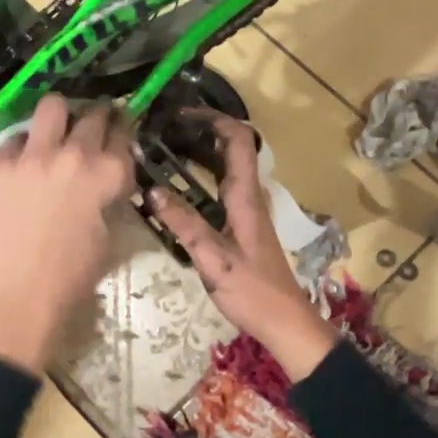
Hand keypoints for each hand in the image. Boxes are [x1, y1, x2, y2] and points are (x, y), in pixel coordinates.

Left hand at [0, 95, 135, 373]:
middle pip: (92, 115)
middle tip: (92, 126)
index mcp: (110, 174)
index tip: (120, 130)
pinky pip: (14, 138)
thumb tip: (108, 179)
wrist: (21, 299)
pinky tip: (23, 162)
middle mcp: (75, 154)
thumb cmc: (74, 279)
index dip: (123, 129)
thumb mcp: (111, 235)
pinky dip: (22, 145)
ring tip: (56, 128)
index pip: (124, 132)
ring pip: (51, 106)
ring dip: (59, 115)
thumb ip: (112, 197)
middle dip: (97, 117)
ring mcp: (33, 155)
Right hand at [146, 111, 337, 380]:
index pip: (238, 140)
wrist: (285, 323)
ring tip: (161, 153)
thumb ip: (184, 224)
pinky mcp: (241, 227)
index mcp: (246, 197)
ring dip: (198, 155)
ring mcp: (246, 212)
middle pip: (230, 149)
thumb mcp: (213, 259)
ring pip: (224, 170)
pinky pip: (219, 190)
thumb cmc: (253, 292)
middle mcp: (248, 197)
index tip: (180, 114)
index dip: (214, 119)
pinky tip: (174, 192)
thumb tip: (152, 191)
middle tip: (162, 131)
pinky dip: (198, 180)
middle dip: (200, 132)